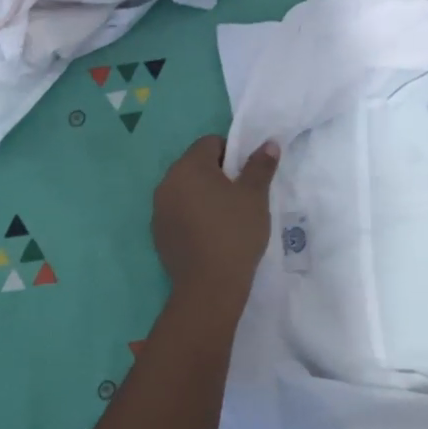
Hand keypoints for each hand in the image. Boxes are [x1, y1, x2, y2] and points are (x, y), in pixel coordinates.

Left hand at [151, 135, 278, 316]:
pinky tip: (210, 235)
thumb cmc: (235, 232)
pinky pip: (178, 212)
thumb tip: (268, 144)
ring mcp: (159, 210)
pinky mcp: (158, 234)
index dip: (232, 153)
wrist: (209, 285)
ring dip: (203, 195)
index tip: (247, 176)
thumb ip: (260, 166)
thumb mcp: (255, 196)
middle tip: (240, 196)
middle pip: (195, 165)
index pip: (210, 142)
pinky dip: (193, 215)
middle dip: (217, 174)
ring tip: (226, 217)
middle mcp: (167, 183)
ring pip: (185, 190)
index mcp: (188, 167)